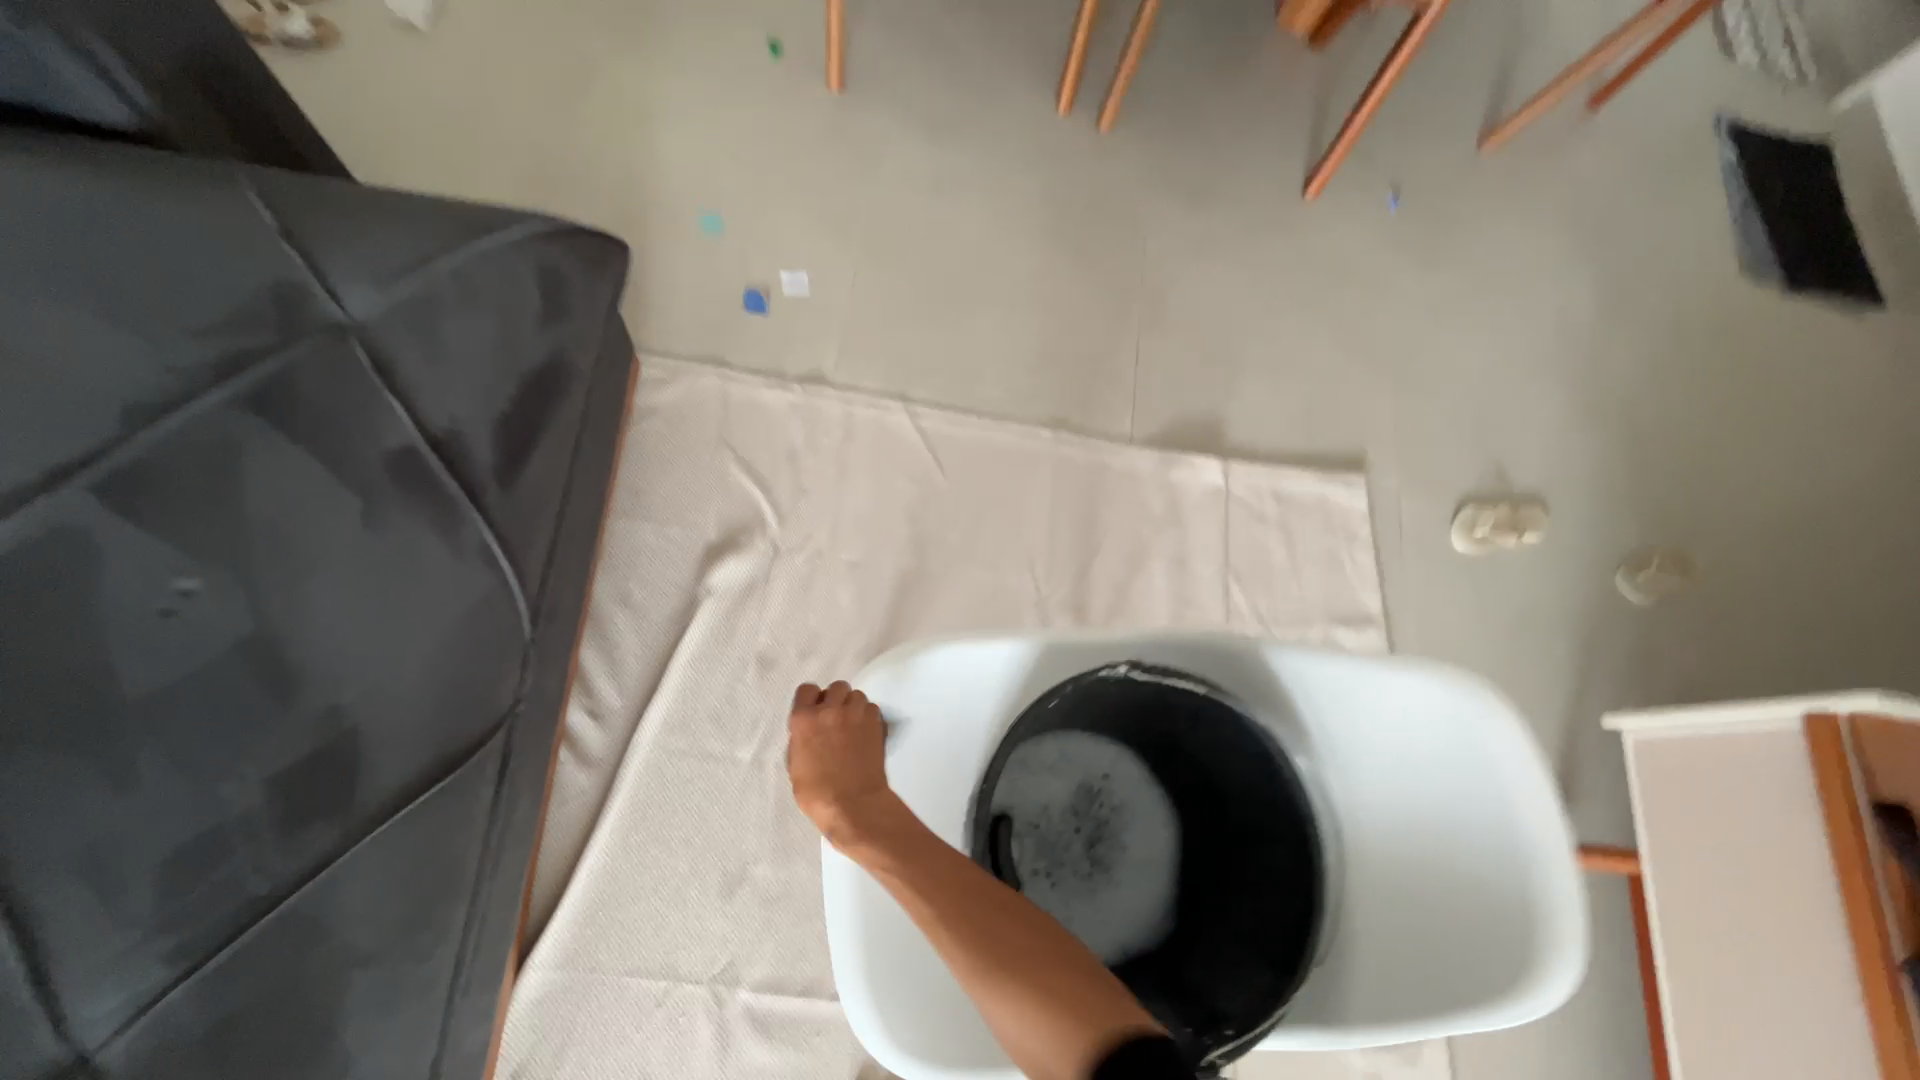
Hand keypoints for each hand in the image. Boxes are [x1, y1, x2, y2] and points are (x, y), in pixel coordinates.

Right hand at [787, 681, 900, 850]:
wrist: (853, 804)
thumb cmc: (817, 793)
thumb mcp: (795, 764)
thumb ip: (801, 739)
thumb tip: (809, 731)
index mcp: (804, 719)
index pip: (807, 689)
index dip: (812, 700)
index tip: (815, 712)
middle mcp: (830, 709)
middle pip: (836, 687)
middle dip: (836, 700)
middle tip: (836, 718)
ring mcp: (855, 713)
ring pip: (857, 695)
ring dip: (854, 707)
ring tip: (853, 725)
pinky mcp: (876, 722)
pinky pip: (872, 708)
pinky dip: (869, 717)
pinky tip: (866, 733)